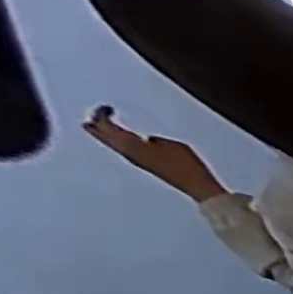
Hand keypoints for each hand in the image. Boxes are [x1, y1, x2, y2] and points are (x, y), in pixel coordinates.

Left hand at [83, 107, 225, 201]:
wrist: (197, 186)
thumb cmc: (187, 165)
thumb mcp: (172, 144)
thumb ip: (154, 139)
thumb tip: (148, 140)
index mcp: (129, 143)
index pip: (104, 124)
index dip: (103, 113)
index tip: (107, 108)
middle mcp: (126, 152)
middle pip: (100, 135)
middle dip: (95, 124)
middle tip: (96, 115)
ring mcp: (135, 160)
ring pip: (109, 143)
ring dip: (105, 133)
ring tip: (101, 126)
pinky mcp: (144, 166)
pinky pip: (123, 150)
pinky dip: (119, 142)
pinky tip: (125, 140)